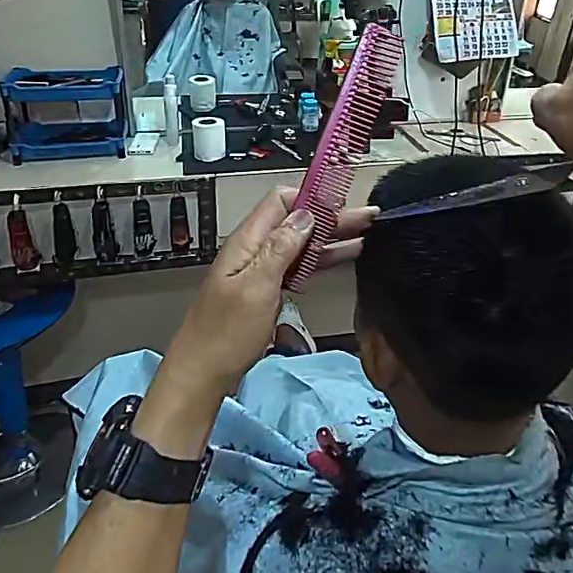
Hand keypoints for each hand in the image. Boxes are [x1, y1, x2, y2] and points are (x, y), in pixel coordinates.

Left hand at [153, 187, 374, 405]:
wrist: (203, 376)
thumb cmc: (226, 333)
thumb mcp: (255, 286)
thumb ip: (280, 248)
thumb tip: (305, 215)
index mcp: (248, 241)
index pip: (281, 200)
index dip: (312, 196)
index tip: (344, 200)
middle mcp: (257, 249)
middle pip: (297, 220)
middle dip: (332, 215)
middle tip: (370, 216)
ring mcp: (263, 269)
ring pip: (303, 243)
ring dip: (333, 236)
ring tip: (369, 233)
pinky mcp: (270, 288)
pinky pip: (301, 264)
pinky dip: (323, 258)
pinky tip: (347, 256)